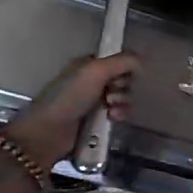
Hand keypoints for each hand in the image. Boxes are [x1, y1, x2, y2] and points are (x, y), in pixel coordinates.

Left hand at [2, 53, 140, 167]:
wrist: (51, 131)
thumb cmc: (70, 96)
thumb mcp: (95, 71)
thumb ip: (122, 61)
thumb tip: (142, 61)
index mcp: (88, 65)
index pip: (117, 61)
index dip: (124, 67)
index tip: (122, 74)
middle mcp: (92, 81)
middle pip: (123, 79)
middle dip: (123, 86)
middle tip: (111, 93)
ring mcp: (95, 102)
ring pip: (123, 98)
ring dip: (123, 102)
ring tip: (110, 108)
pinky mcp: (98, 122)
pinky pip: (119, 114)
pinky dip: (120, 115)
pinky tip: (112, 119)